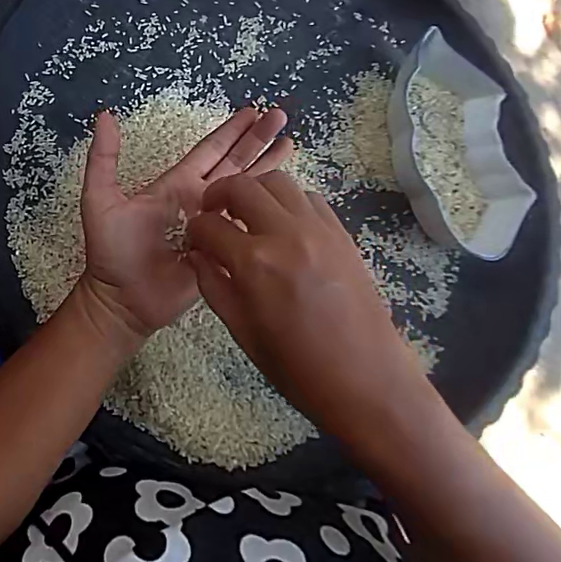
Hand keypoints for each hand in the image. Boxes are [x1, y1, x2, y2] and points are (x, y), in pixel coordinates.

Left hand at [75, 107, 293, 343]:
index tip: (253, 112)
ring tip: (289, 144)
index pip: (211, 150)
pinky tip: (286, 197)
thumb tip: (105, 116)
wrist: (123, 300)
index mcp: (177, 184)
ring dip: (268, 167)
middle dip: (257, 140)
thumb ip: (104, 159)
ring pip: (247, 190)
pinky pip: (249, 225)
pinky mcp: (224, 251)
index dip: (231, 130)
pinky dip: (268, 209)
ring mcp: (214, 226)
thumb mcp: (101, 200)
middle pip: (235, 162)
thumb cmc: (111, 252)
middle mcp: (199, 200)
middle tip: (280, 117)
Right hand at [187, 172, 433, 445]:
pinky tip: (284, 225)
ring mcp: (318, 229)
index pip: (209, 226)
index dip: (194, 230)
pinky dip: (288, 202)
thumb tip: (197, 255)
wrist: (366, 379)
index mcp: (254, 263)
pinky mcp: (341, 233)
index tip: (194, 239)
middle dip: (217, 195)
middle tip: (212, 213)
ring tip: (247, 213)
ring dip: (255, 190)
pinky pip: (309, 198)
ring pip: (278, 182)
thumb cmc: (297, 367)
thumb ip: (213, 285)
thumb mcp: (242, 331)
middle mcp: (285, 234)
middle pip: (241, 186)